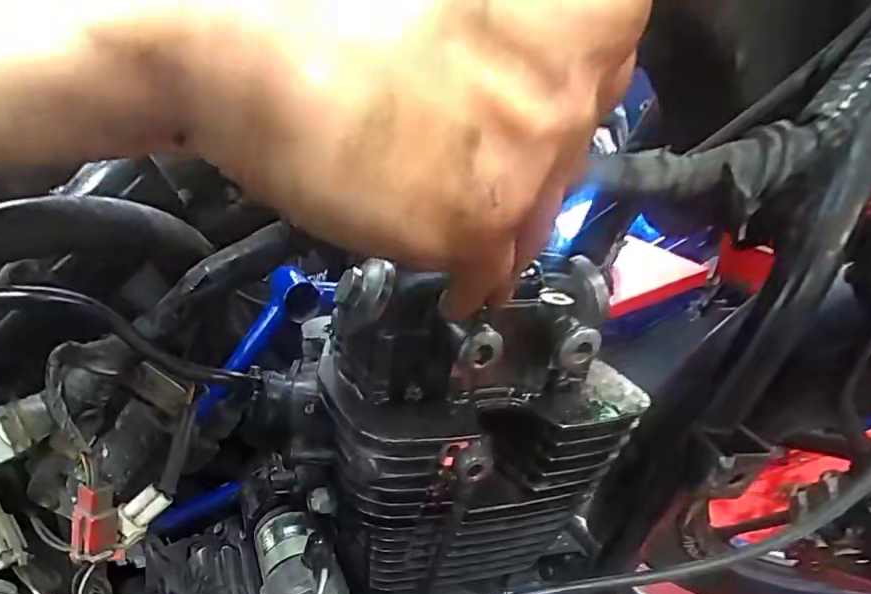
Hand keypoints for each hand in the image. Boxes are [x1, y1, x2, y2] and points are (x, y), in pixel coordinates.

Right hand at [180, 0, 648, 317]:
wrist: (263, 69)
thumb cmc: (341, 15)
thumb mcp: (467, 0)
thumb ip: (524, 41)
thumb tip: (535, 102)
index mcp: (586, 10)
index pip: (608, 71)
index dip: (563, 99)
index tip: (532, 118)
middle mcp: (572, 93)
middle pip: (570, 156)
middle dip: (533, 173)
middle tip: (483, 179)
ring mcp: (528, 169)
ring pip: (532, 224)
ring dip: (501, 237)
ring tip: (466, 241)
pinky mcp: (477, 231)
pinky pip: (489, 278)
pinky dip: (471, 288)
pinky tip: (455, 287)